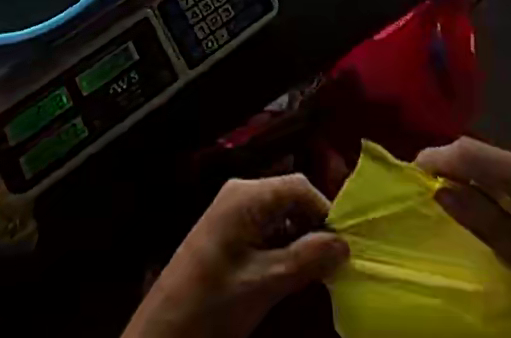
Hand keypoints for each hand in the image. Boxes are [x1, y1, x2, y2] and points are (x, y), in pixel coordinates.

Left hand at [122, 175, 349, 337]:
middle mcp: (240, 193)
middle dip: (315, 225)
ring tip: (319, 271)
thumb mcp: (265, 282)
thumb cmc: (213, 301)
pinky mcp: (228, 231)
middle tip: (336, 261)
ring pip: (281, 213)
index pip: (299, 187)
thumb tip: (344, 244)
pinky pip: (266, 227)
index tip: (346, 247)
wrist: (165, 330)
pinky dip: (284, 244)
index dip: (326, 212)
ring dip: (301, 238)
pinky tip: (293, 272)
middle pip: (291, 197)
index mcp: (247, 195)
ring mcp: (232, 211)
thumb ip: (306, 259)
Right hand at [416, 138, 510, 337]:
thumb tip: (441, 189)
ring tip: (480, 225)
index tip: (409, 172)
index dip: (436, 159)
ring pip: (502, 168)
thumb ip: (483, 219)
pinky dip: (507, 195)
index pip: (470, 151)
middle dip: (464, 179)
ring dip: (486, 190)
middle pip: (486, 157)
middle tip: (446, 211)